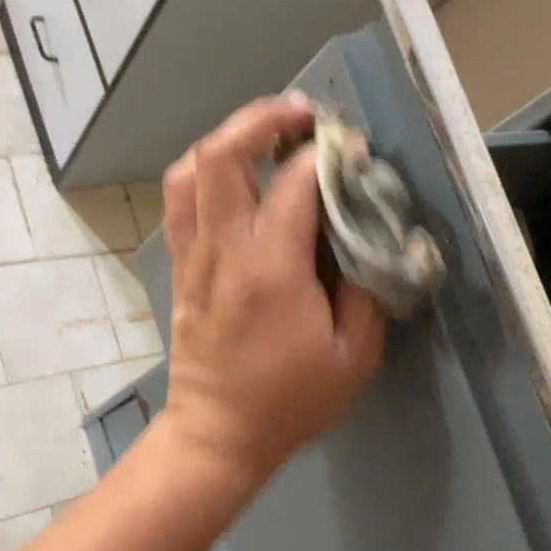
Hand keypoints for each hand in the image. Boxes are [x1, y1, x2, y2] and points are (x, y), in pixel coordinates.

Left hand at [158, 94, 385, 483]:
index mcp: (271, 270)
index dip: (327, 154)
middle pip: (222, 154)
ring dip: (228, 140)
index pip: (296, 182)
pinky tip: (237, 177)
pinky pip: (182, 202)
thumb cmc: (290, 403)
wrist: (218, 435)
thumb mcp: (353, 358)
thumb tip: (369, 237)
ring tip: (266, 136)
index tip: (352, 152)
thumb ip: (366, 290)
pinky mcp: (181, 269)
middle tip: (302, 114)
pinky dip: (206, 173)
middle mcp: (224, 251)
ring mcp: (194, 257)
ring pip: (191, 171)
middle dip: (262, 119)